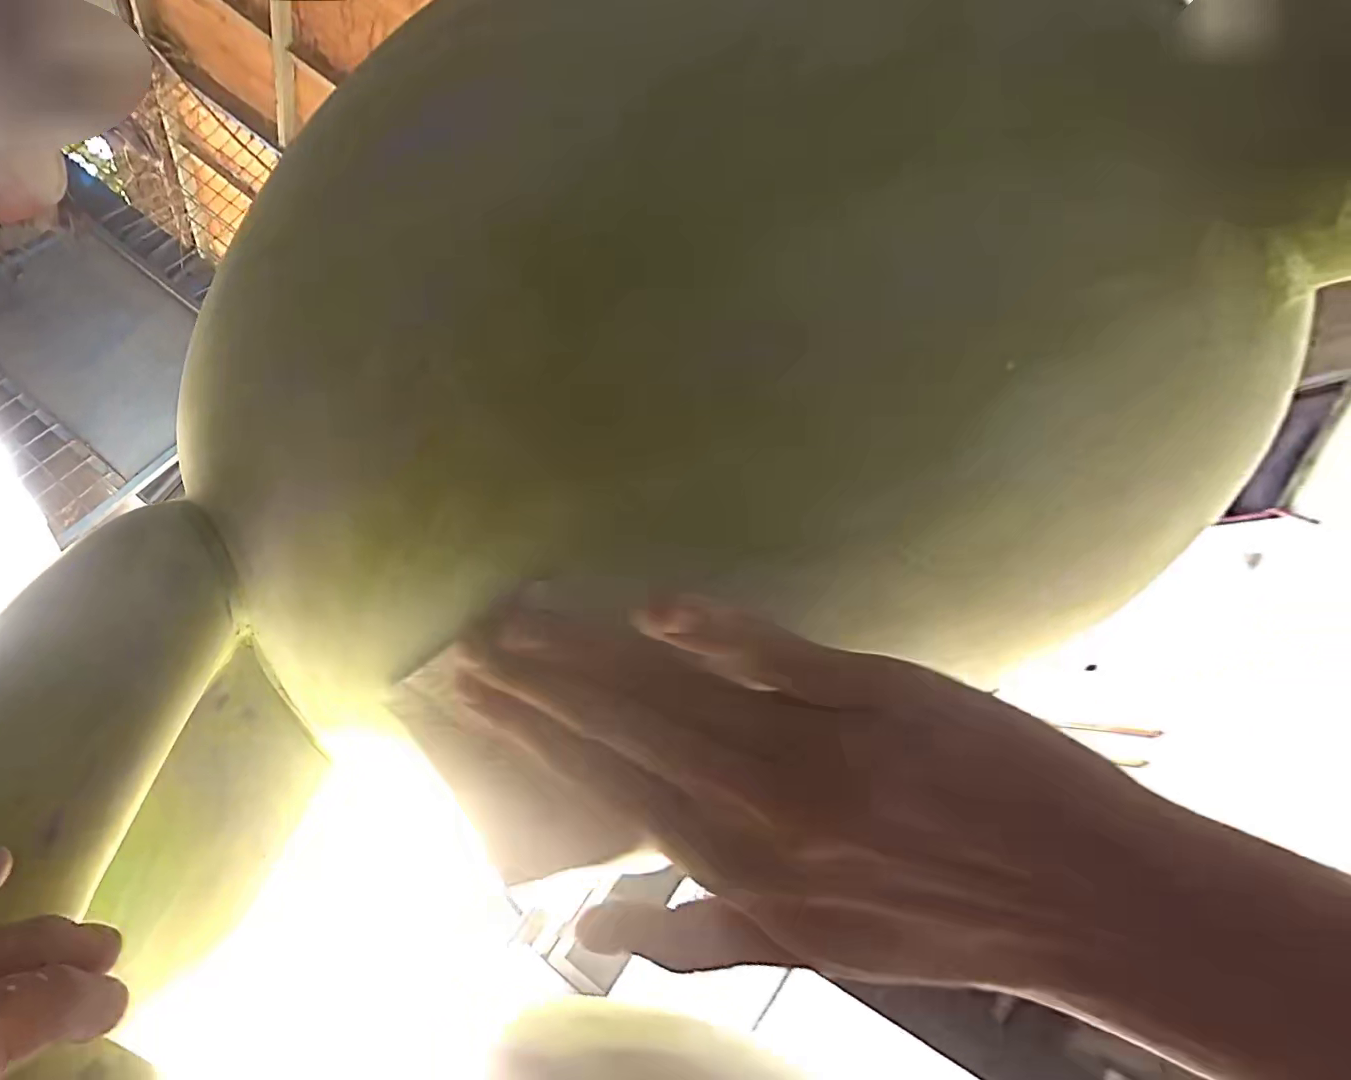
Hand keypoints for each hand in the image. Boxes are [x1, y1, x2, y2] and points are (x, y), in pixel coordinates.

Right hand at [452, 596, 1188, 994]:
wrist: (1099, 893)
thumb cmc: (929, 918)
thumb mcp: (805, 951)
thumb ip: (691, 935)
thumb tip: (585, 931)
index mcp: (731, 861)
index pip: (601, 778)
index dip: (530, 732)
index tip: (477, 694)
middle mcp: (756, 805)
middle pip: (618, 725)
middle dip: (534, 679)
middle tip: (472, 642)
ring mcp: (815, 745)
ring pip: (670, 689)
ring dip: (585, 650)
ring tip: (520, 618)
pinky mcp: (872, 692)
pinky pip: (776, 656)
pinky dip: (714, 631)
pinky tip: (651, 609)